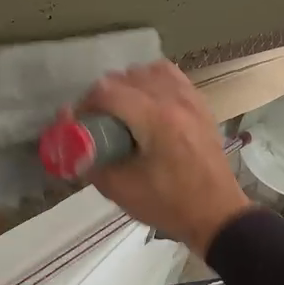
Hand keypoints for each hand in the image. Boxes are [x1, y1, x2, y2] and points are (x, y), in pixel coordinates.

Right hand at [82, 61, 252, 255]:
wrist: (217, 214)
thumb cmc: (168, 205)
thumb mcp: (119, 190)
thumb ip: (88, 159)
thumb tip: (66, 135)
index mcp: (156, 119)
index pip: (108, 91)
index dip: (86, 104)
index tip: (79, 123)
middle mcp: (175, 99)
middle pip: (127, 77)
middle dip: (105, 96)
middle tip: (98, 122)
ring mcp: (191, 98)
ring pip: (149, 71)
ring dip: (129, 85)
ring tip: (123, 112)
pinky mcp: (201, 104)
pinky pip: (171, 76)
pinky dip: (153, 82)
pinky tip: (147, 105)